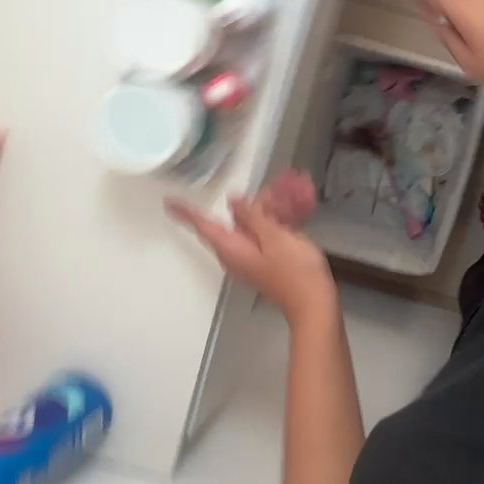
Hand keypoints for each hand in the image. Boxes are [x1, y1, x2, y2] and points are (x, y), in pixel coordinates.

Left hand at [167, 173, 335, 323]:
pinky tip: (303, 203)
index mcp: (233, 248)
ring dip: (275, 205)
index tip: (169, 202)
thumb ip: (252, 217)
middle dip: (257, 198)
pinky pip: (270, 233)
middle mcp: (238, 253)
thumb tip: (232, 202)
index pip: (204, 226)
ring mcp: (255, 257)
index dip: (187, 212)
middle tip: (280, 179)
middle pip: (238, 220)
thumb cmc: (294, 270)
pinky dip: (283, 218)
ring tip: (297, 184)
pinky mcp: (271, 259)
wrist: (314, 303)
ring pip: (258, 224)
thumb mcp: (275, 238)